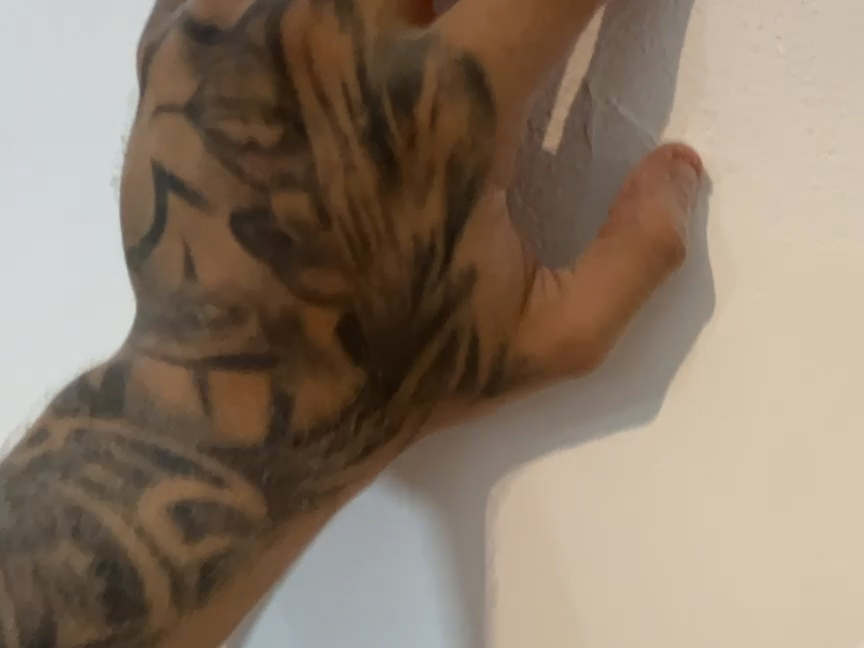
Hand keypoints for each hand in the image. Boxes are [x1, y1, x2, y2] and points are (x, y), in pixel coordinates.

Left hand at [119, 0, 701, 510]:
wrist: (251, 393)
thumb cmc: (418, 365)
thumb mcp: (562, 339)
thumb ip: (640, 253)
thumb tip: (681, 167)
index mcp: (449, 107)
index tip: (615, 5)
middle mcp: (339, 35)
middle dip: (503, 0)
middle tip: (522, 46)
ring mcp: (244, 19)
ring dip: (426, 6)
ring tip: (441, 65)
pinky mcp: (182, 31)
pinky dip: (344, 18)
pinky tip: (356, 74)